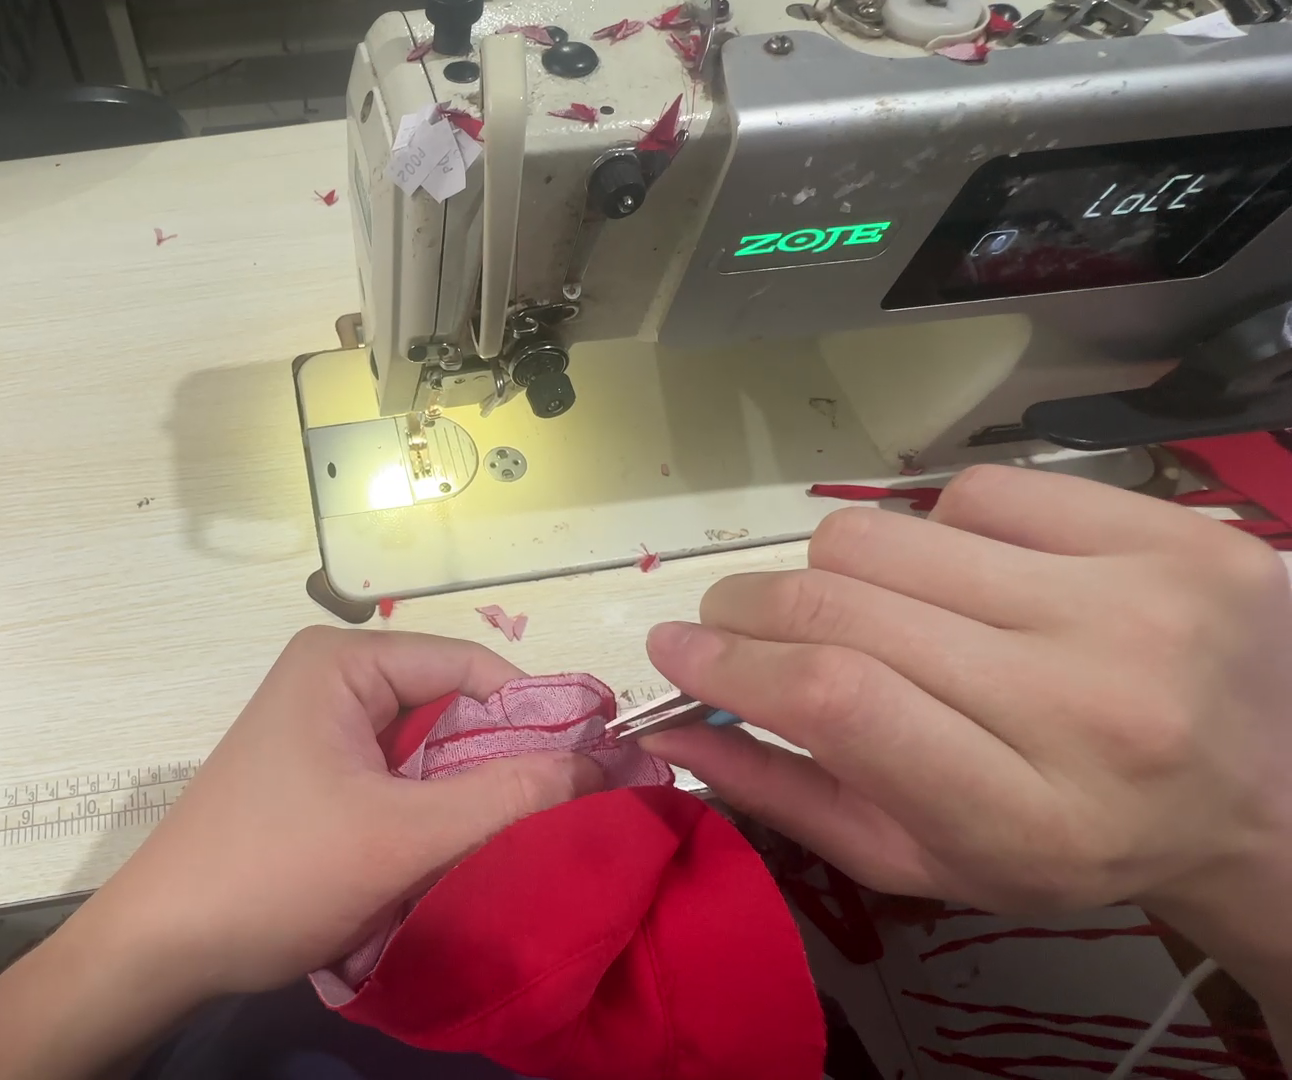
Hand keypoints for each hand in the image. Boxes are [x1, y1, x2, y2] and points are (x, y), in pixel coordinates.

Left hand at [0, 628, 599, 1079]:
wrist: (164, 942)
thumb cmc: (276, 871)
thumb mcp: (403, 836)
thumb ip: (508, 795)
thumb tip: (608, 761)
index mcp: (343, 659)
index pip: (468, 665)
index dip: (538, 711)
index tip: (600, 767)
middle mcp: (334, 675)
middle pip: (449, 703)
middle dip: (505, 757)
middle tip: (570, 813)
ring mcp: (323, 722)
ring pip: (429, 744)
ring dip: (471, 789)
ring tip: (519, 837)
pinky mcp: (319, 766)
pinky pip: (399, 772)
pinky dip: (435, 806)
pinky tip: (459, 845)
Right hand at [639, 465, 1291, 936]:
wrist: (1272, 803)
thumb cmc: (1056, 844)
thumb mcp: (904, 854)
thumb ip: (773, 790)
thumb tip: (662, 726)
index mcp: (1019, 811)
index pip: (831, 695)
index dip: (727, 660)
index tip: (673, 648)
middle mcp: (1089, 700)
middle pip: (836, 600)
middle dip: (746, 607)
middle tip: (738, 627)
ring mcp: (1139, 603)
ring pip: (876, 534)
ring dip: (835, 572)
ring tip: (874, 611)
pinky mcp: (1172, 532)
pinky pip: (969, 491)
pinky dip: (933, 532)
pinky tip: (970, 580)